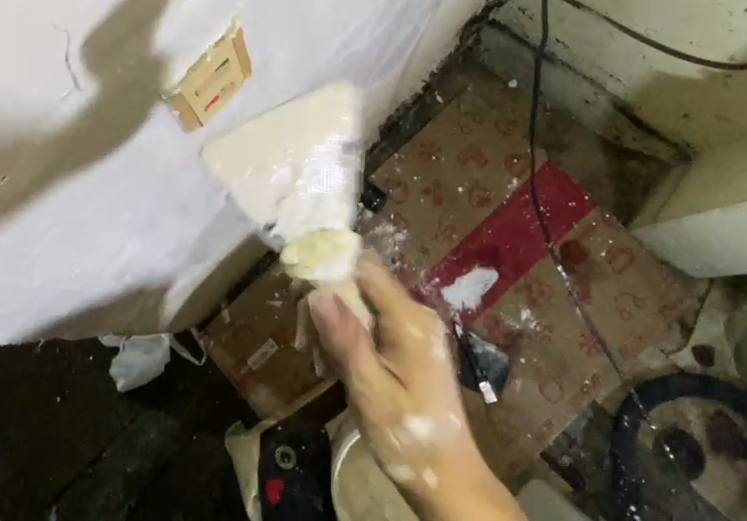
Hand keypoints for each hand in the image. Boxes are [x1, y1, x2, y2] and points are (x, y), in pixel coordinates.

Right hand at [309, 256, 520, 520]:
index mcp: (409, 319)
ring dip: (332, 325)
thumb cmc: (409, 436)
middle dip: (325, 304)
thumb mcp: (369, 389)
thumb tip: (316, 292)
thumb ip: (345, 338)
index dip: (329, 269)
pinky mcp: (409, 344)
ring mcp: (414, 329)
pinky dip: (347, 338)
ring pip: (361, 304)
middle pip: (360, 284)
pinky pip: (371, 324)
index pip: (365, 267)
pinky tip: (332, 366)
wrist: (448, 478)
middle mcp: (415, 314)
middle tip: (302, 341)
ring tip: (315, 361)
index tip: (297, 291)